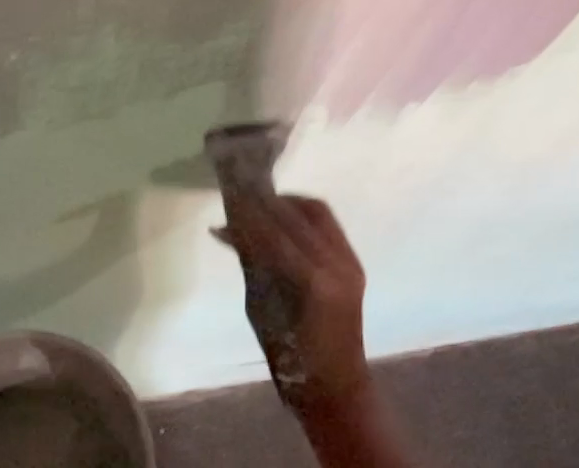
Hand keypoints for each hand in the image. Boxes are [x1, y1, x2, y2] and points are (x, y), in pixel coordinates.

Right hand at [215, 194, 370, 410]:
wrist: (337, 386)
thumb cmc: (290, 358)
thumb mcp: (260, 309)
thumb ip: (250, 263)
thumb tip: (225, 228)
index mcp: (312, 283)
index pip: (274, 232)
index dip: (249, 211)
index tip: (228, 194)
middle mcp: (336, 265)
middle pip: (297, 215)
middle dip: (266, 201)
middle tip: (241, 192)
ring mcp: (349, 262)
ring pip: (317, 212)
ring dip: (287, 202)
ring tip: (262, 202)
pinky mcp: (354, 262)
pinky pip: (327, 224)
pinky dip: (303, 214)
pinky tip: (283, 217)